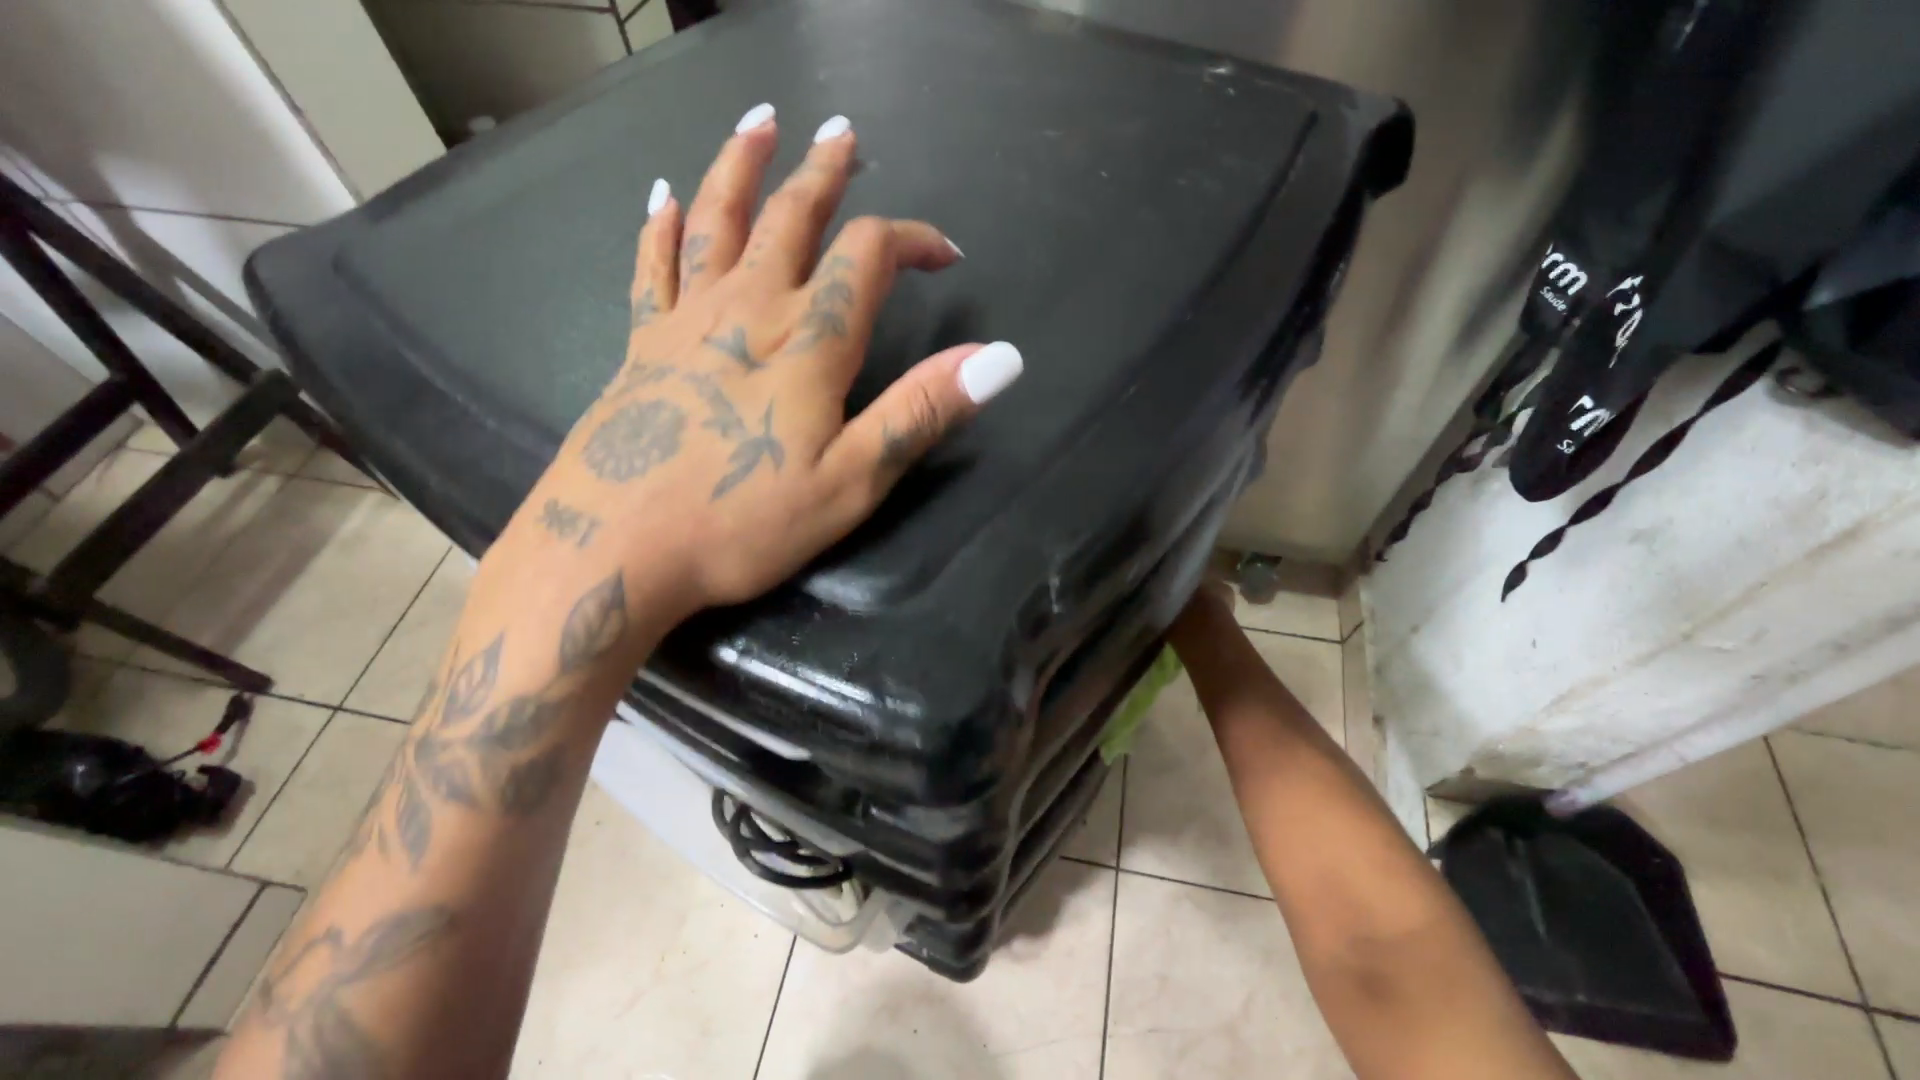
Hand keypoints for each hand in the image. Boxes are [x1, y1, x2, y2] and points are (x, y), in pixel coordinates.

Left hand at [520, 104, 1023, 613]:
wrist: (616, 549)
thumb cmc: (743, 524)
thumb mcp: (852, 482)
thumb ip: (921, 412)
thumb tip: (1000, 358)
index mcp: (807, 344)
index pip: (868, 259)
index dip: (911, 240)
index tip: (944, 254)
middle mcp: (747, 311)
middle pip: (791, 219)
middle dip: (823, 174)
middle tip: (843, 134)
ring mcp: (686, 321)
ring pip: (716, 221)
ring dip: (740, 166)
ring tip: (760, 123)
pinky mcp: (640, 345)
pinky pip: (651, 268)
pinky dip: (658, 227)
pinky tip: (661, 196)